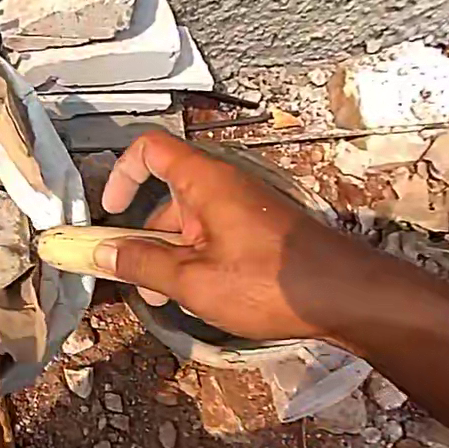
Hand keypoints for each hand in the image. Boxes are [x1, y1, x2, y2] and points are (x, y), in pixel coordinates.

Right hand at [96, 131, 386, 341]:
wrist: (346, 295)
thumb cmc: (270, 282)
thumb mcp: (193, 280)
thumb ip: (142, 263)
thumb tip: (102, 252)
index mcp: (204, 181)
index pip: (149, 149)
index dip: (121, 174)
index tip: (110, 211)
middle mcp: (223, 185)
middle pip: (165, 196)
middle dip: (144, 236)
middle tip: (135, 277)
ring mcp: (242, 207)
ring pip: (188, 222)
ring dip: (169, 255)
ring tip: (168, 298)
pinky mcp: (256, 228)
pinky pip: (212, 234)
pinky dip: (195, 258)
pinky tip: (197, 295)